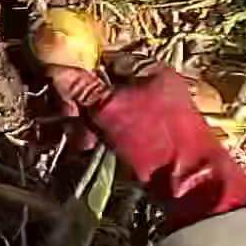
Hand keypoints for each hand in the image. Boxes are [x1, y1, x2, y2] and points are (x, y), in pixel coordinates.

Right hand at [49, 63, 245, 232]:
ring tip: (81, 140)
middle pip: (102, 86)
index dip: (80, 73)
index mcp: (149, 70)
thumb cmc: (156, 140)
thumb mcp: (111, 109)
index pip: (104, 60)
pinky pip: (114, 128)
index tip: (63, 89)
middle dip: (81, 104)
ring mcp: (151, 112)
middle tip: (69, 119)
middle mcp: (152, 87)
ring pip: (105, 109)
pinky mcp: (148, 136)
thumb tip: (56, 69)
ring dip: (87, 124)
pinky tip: (90, 147)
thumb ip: (82, 87)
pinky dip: (99, 136)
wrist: (189, 185)